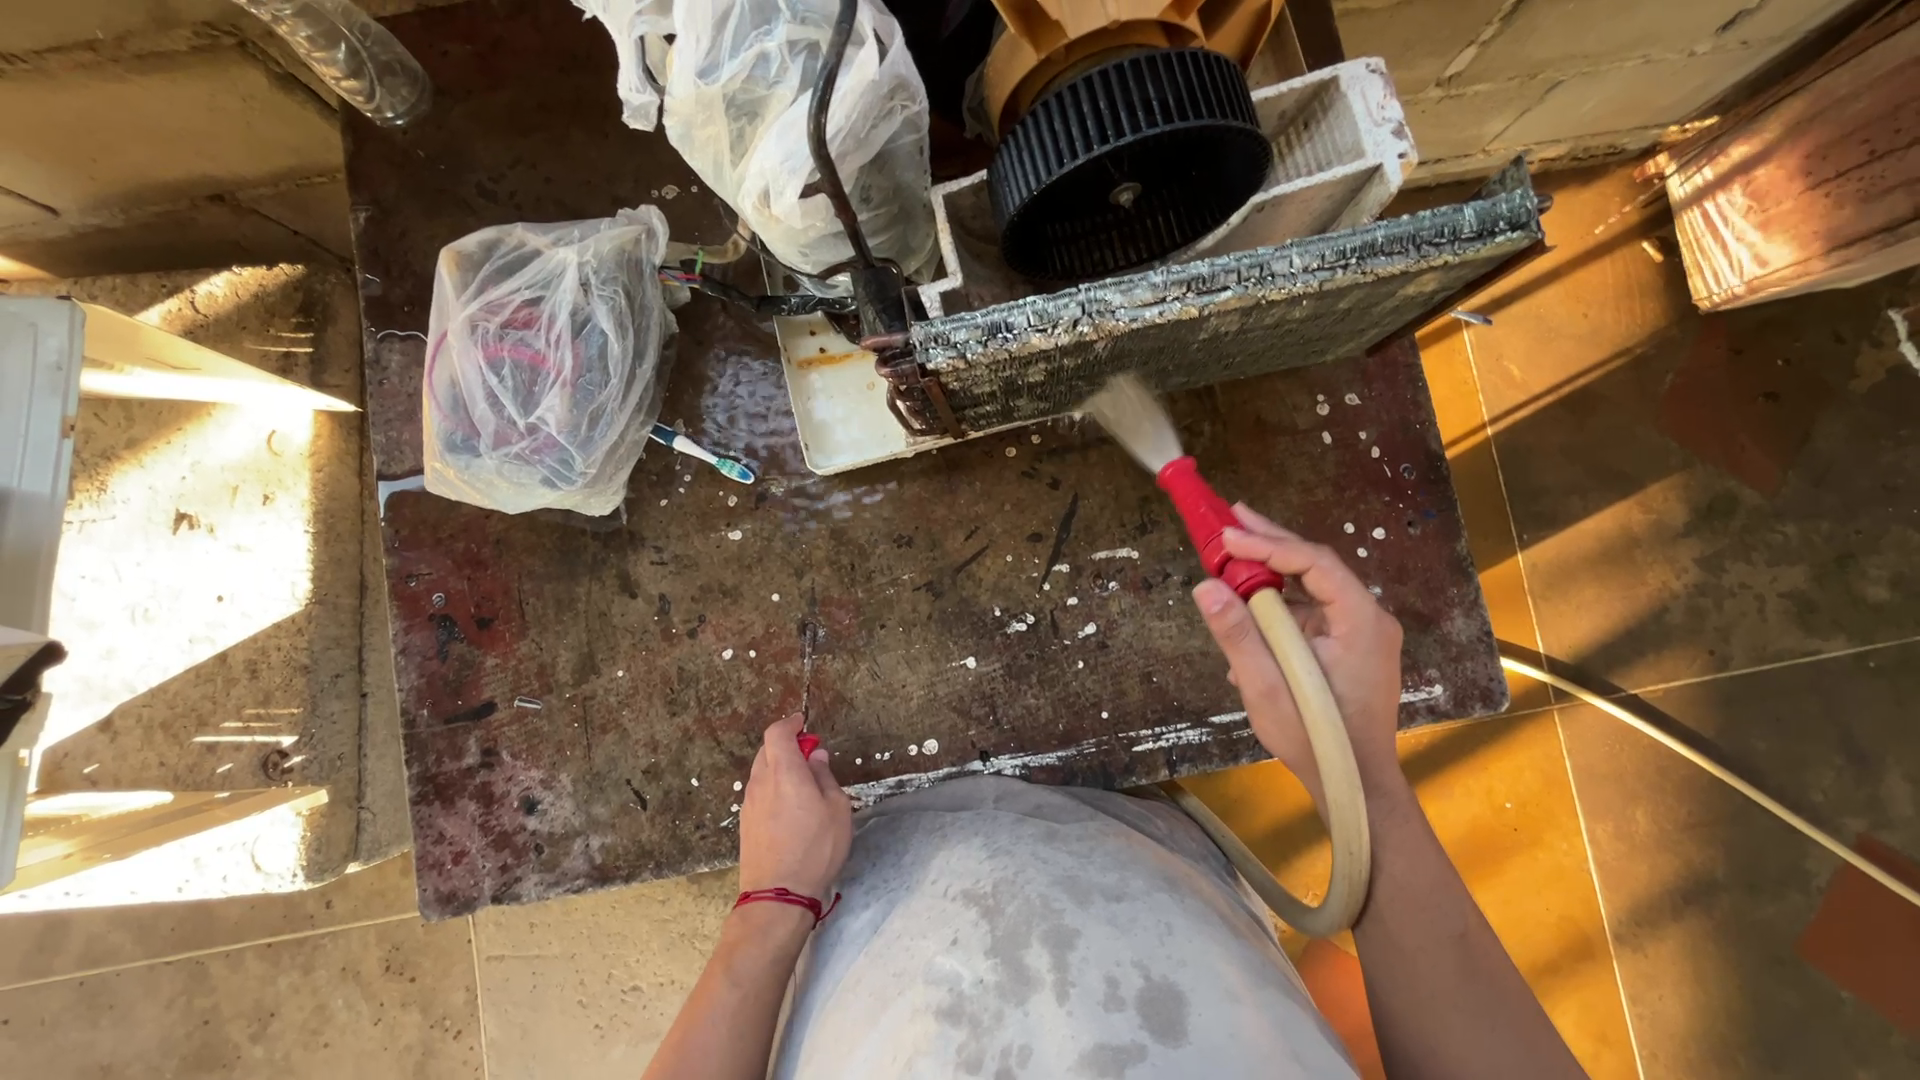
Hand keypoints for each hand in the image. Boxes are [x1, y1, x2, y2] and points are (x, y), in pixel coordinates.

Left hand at [738, 714, 852, 903]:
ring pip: (760, 771)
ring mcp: (749, 803)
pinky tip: (789, 804)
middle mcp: (761, 782)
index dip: (790, 724)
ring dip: (778, 766)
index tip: (803, 724)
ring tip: (802, 781)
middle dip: (786, 745)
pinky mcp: (745, 822)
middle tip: (808, 753)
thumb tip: (816, 757)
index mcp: (784, 771)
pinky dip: (772, 785)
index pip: (777, 733)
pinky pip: (758, 791)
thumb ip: (825, 777)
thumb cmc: (815, 848)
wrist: (778, 894)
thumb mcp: (836, 809)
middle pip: (766, 750)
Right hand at [1190, 505, 1405, 801]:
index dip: (1268, 545)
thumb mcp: (1267, 688)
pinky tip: (1245, 611)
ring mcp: (1360, 633)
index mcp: (1360, 621)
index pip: (1314, 563)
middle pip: (1315, 566)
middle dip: (1270, 542)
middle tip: (1230, 515)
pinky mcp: (1348, 649)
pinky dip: (1276, 606)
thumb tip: (1204, 586)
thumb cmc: (1316, 738)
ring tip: (1231, 552)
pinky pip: (1310, 613)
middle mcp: (1367, 618)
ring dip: (1269, 572)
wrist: (1355, 784)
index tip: (1226, 536)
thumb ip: (1238, 636)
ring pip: (1311, 587)